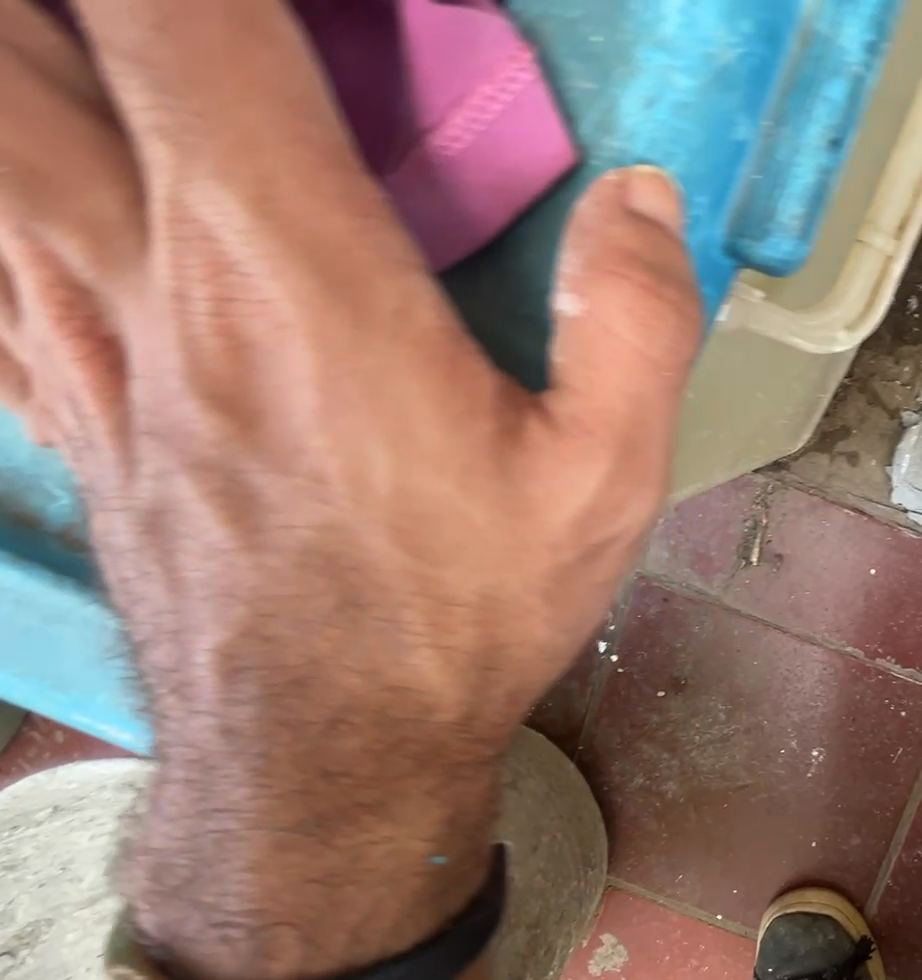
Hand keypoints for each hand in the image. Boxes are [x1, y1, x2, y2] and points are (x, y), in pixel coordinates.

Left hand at [1, 1, 702, 979]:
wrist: (338, 748)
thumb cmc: (480, 601)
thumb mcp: (608, 474)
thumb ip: (636, 322)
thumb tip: (643, 195)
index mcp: (291, 267)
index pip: (185, 18)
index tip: (342, 12)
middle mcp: (142, 266)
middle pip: (30, 43)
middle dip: (108, 17)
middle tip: (227, 49)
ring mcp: (73, 330)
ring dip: (48, 68)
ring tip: (139, 82)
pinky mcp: (61, 392)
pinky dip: (19, 169)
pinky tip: (84, 186)